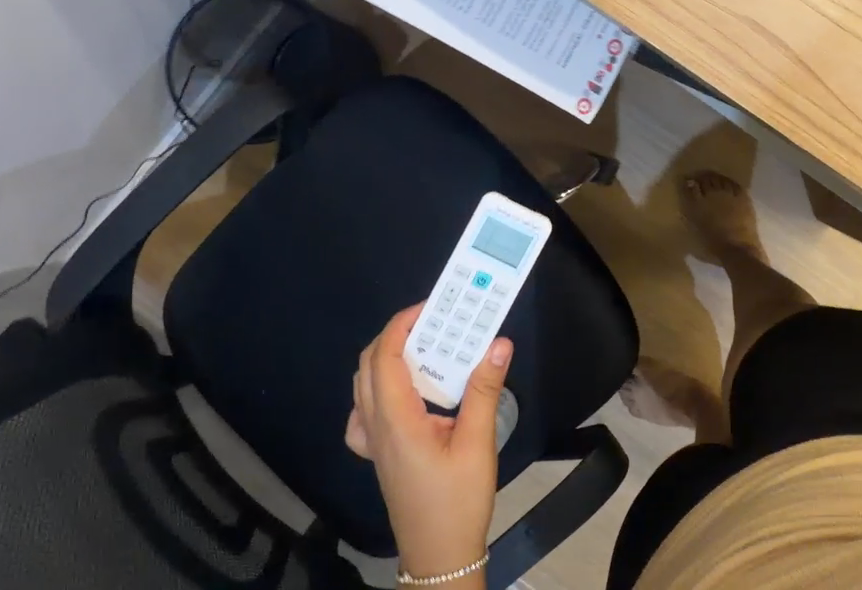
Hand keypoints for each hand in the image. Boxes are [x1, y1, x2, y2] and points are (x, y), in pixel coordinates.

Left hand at [345, 304, 513, 577]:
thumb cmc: (458, 500)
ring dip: (388, 357)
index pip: (385, 358)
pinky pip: (363, 413)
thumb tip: (498, 342)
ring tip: (425, 346)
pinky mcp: (377, 455)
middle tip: (434, 320)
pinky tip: (405, 393)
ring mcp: (372, 443)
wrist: (439, 555)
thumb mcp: (478, 444)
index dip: (401, 325)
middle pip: (369, 366)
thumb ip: (484, 390)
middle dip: (396, 334)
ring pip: (363, 386)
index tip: (430, 305)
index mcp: (396, 420)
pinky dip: (378, 389)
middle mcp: (375, 426)